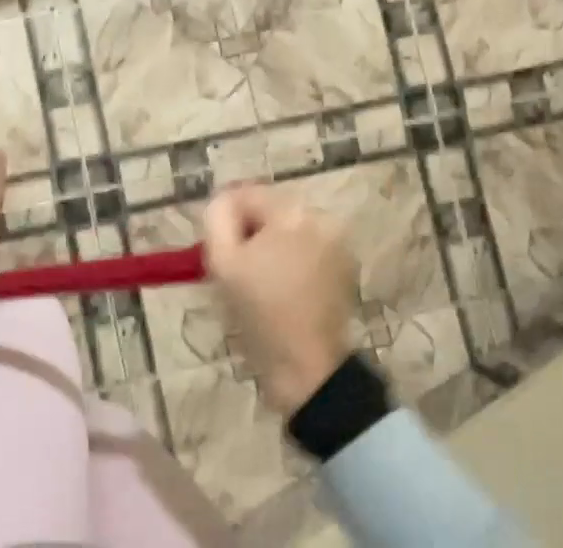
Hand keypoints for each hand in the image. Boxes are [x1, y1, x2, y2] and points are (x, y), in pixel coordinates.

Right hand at [203, 182, 358, 415]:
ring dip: (270, 246)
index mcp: (293, 213)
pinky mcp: (346, 268)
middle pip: (270, 210)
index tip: (220, 252)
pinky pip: (307, 249)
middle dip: (250, 233)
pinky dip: (291, 261)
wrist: (306, 367)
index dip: (225, 221)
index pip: (246, 194)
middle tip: (237, 270)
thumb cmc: (259, 311)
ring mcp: (339, 244)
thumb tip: (222, 203)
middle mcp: (322, 219)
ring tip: (259, 282)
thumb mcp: (221, 260)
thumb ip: (217, 217)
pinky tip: (282, 290)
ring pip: (288, 230)